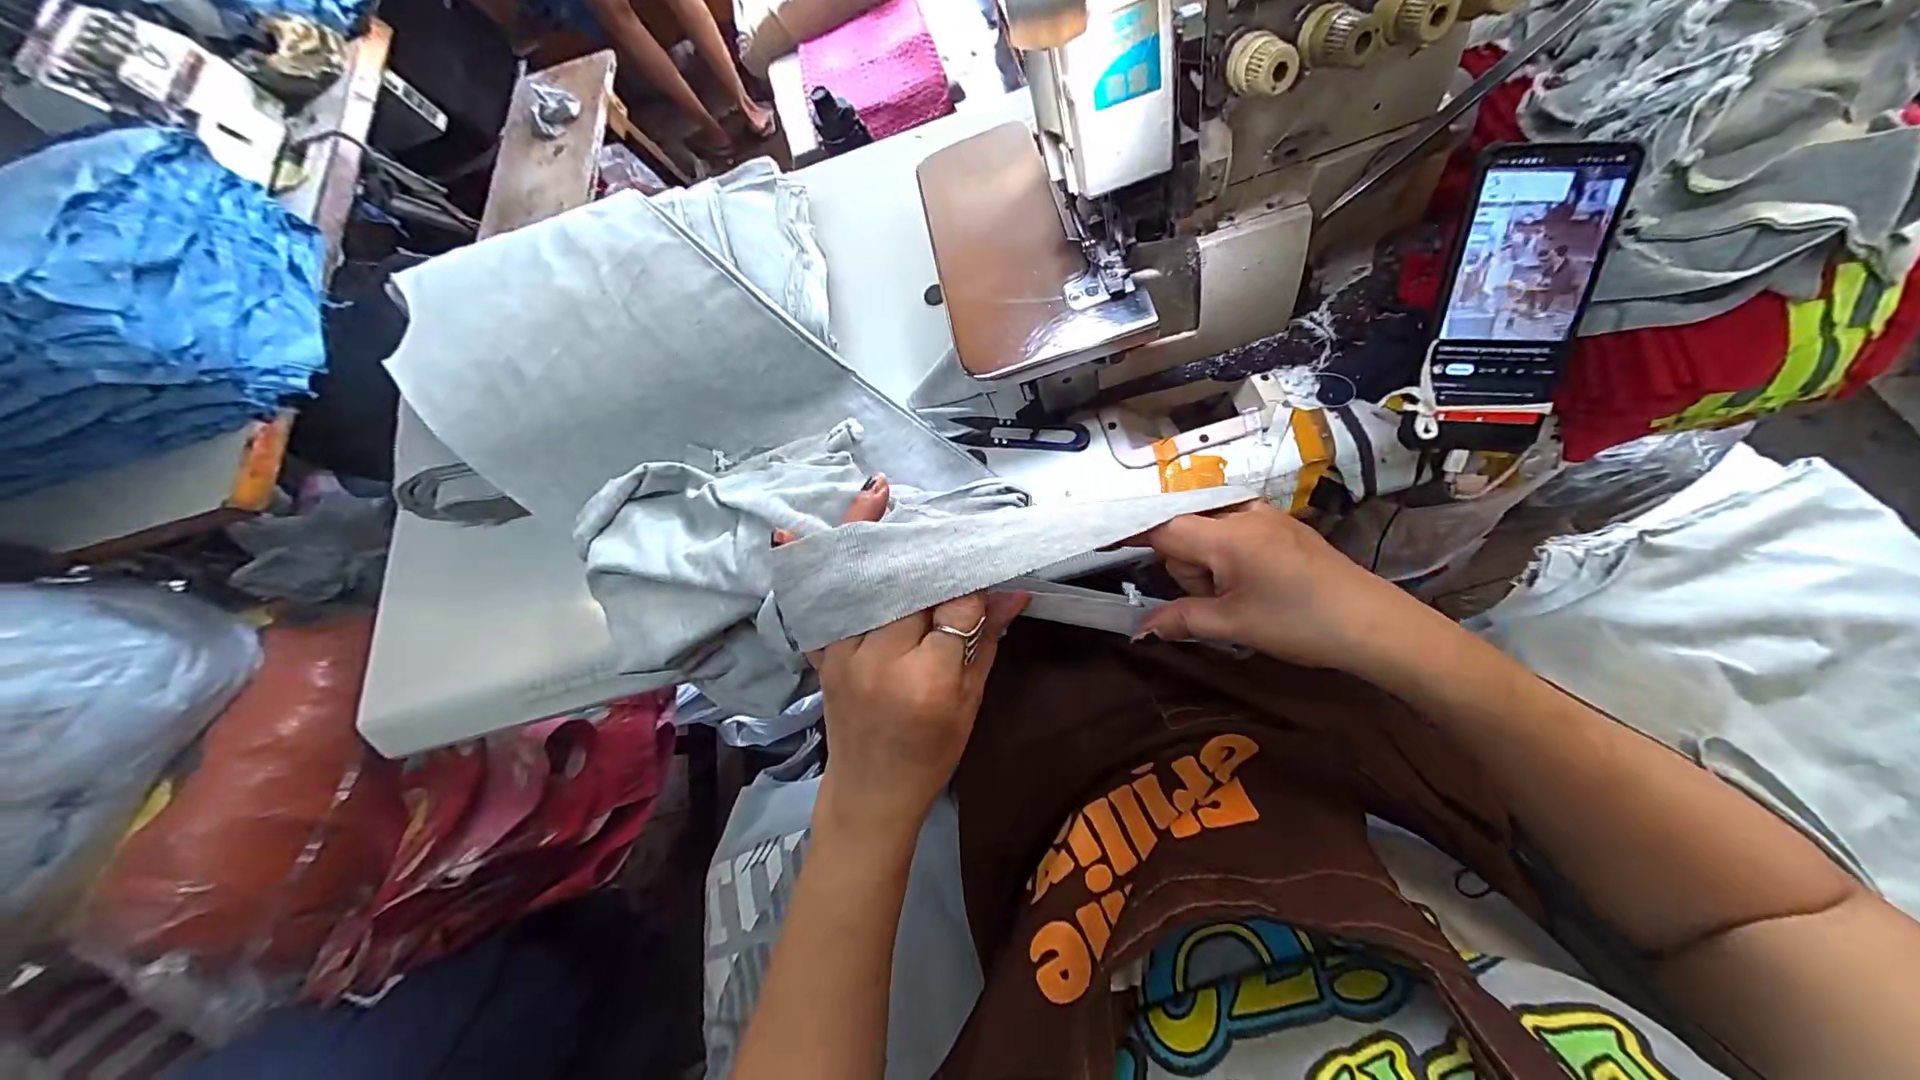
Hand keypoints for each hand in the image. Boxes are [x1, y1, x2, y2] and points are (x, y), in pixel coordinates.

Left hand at [776, 476, 1028, 840]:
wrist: (872, 792)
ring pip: (857, 582)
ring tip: (877, 492)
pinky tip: (789, 536)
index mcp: (927, 679)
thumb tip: (1012, 589)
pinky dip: (803, 568)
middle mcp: (879, 658)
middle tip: (937, 513)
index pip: (953, 606)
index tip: (980, 554)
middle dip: (924, 547)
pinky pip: (812, 605)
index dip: (968, 578)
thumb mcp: (971, 701)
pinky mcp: (820, 655)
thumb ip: (986, 640)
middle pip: (903, 584)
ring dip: (864, 535)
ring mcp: (842, 654)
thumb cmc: (931, 753)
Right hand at [1134, 500, 1438, 674]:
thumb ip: (1181, 620)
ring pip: (1207, 534)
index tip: (1103, 538)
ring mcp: (1265, 517)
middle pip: (1183, 533)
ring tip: (1243, 596)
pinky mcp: (1281, 526)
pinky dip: (1227, 556)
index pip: (1161, 526)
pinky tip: (1254, 580)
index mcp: (1227, 536)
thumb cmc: (1302, 623)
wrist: (1376, 625)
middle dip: (1187, 568)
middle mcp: (1242, 515)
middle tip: (1217, 601)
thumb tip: (1141, 626)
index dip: (1129, 532)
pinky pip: (1233, 532)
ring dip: (1209, 565)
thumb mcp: (1235, 626)